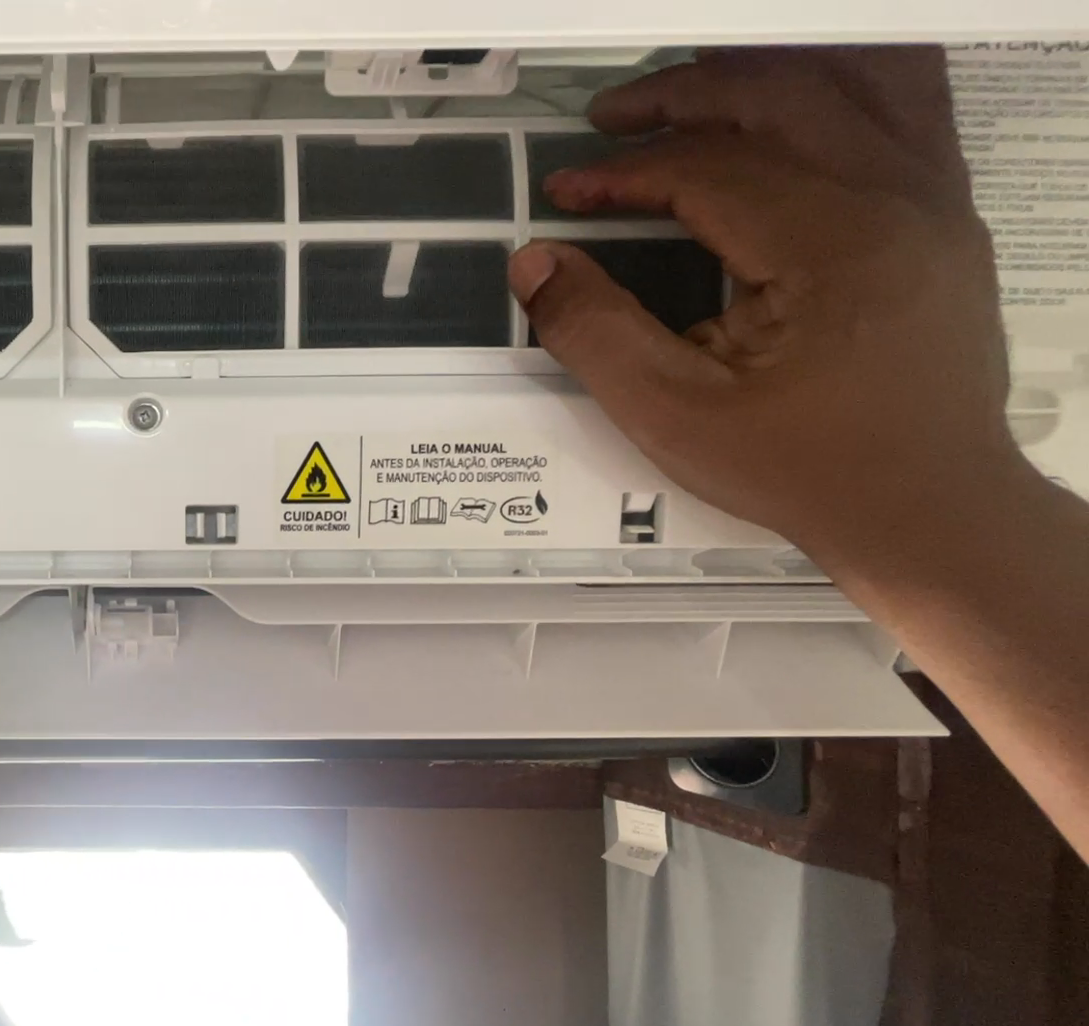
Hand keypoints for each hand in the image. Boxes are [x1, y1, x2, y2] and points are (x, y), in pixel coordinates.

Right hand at [508, 47, 1039, 565]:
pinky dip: (833, 83)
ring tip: (686, 93)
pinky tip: (780, 104)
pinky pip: (902, 103)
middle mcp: (898, 196)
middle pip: (786, 94)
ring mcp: (935, 196)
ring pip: (859, 76)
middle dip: (682, 95)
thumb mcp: (666, 413)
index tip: (560, 193)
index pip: (711, 167)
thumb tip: (532, 261)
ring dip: (761, 71)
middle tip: (606, 118)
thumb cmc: (792, 466)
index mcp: (830, 245)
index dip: (623, 171)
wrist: (923, 505)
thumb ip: (593, 331)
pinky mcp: (942, 212)